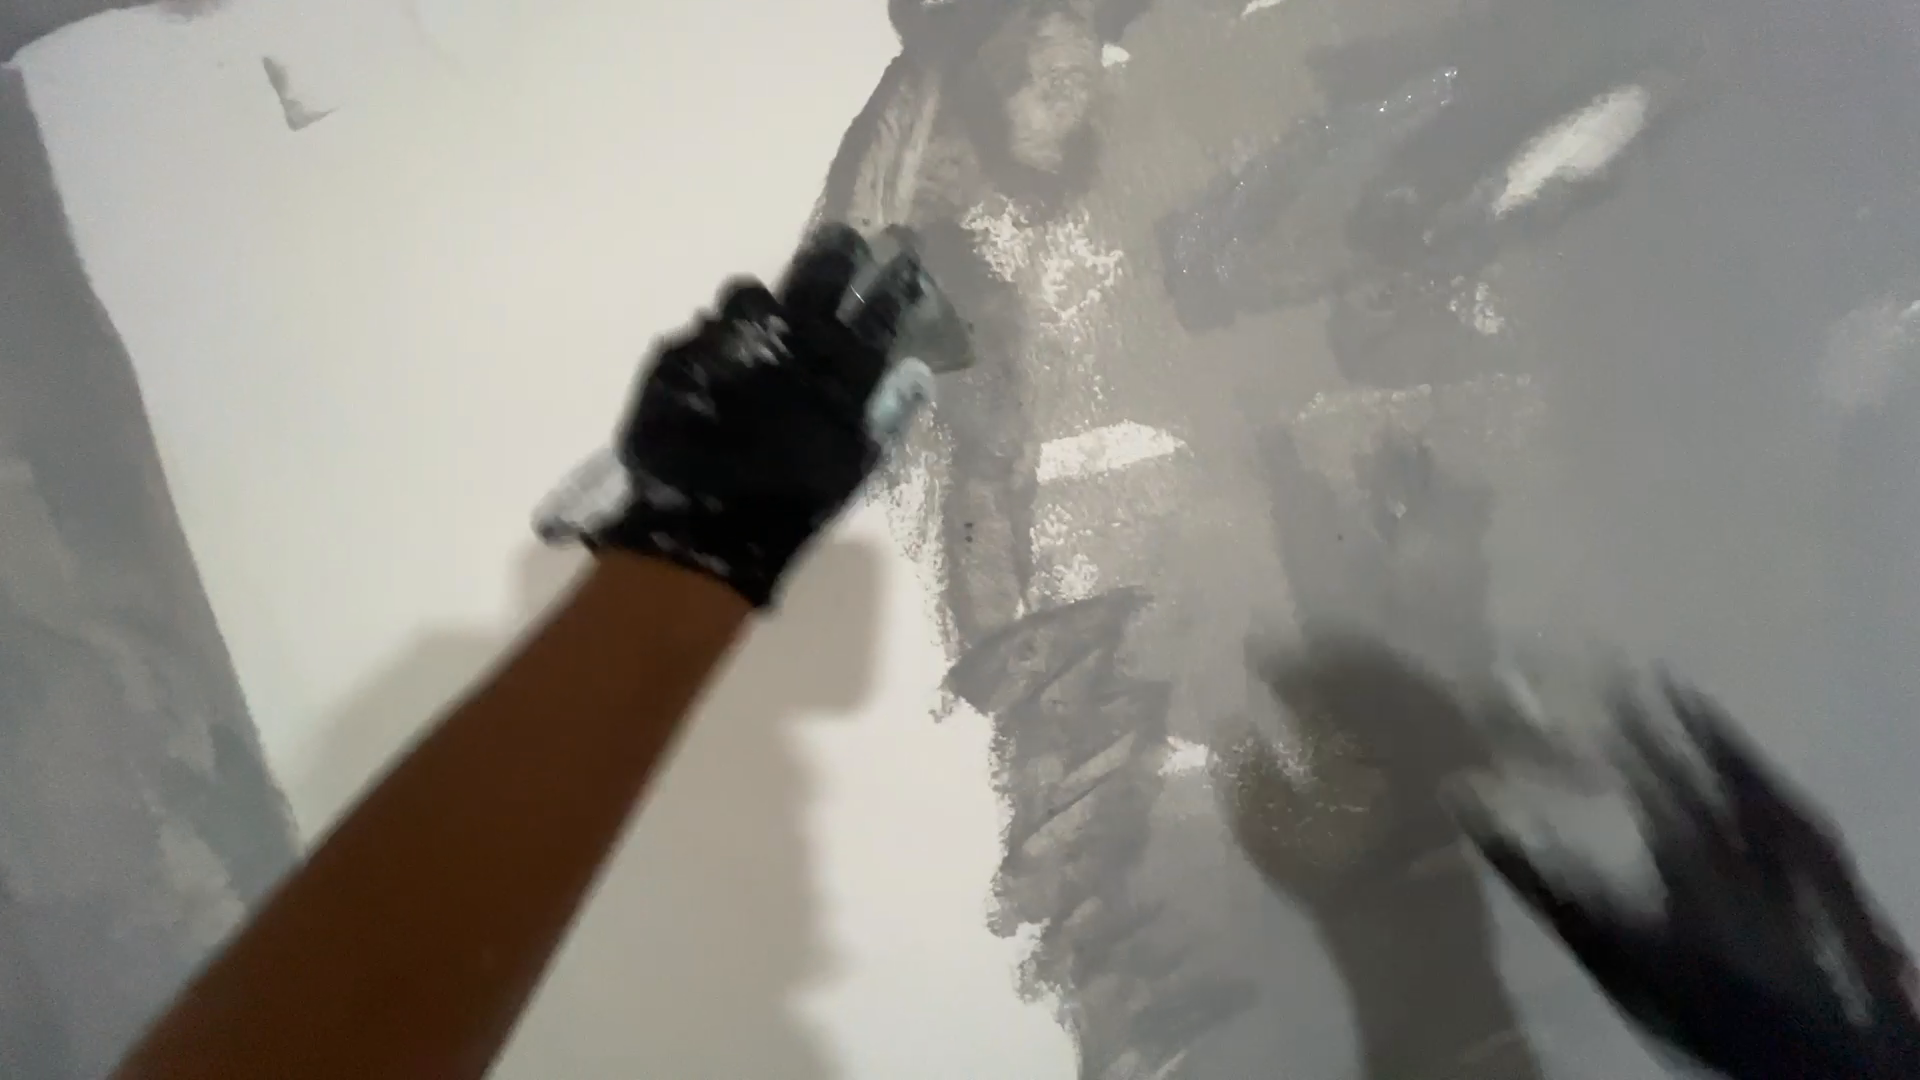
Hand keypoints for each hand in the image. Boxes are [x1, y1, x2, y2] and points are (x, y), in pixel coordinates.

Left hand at [553, 223, 935, 607]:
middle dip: (837, 255)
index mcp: (836, 375)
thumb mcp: (853, 469)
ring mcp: (728, 342)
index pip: (878, 311)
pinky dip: (715, 345)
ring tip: (759, 330)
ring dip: (762, 306)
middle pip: (818, 275)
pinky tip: (713, 373)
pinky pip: (703, 331)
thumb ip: (888, 414)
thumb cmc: (792, 507)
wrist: (704, 532)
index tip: (903, 259)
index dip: (894, 283)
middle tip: (843, 246)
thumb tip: (917, 370)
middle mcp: (787, 344)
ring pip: (750, 293)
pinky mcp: (680, 355)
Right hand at [1450, 658, 1919, 1079]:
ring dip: (1731, 744)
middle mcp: (1750, 844)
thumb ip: (1527, 871)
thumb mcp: (1593, 938)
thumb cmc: (1687, 997)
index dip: (1628, 724)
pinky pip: (1807, 820)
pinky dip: (1777, 785)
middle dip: (1682, 720)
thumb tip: (1458, 797)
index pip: (1652, 770)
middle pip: (1715, 771)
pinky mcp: (1839, 892)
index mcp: (1690, 848)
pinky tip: (1765, 779)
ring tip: (1700, 708)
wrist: (1810, 1063)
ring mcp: (1803, 868)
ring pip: (1767, 790)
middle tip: (1651, 675)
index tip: (1602, 681)